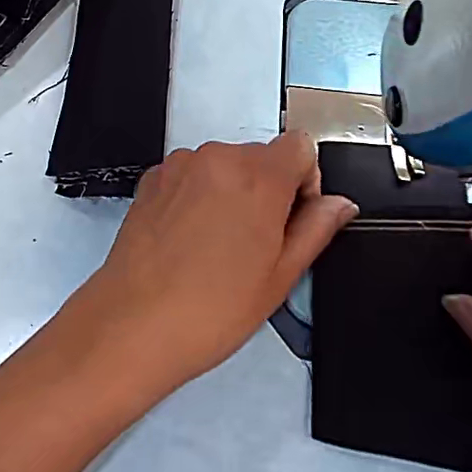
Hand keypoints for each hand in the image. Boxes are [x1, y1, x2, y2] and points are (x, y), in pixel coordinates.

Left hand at [79, 133, 356, 390]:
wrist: (132, 325)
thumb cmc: (207, 309)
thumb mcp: (280, 276)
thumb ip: (317, 228)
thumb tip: (339, 204)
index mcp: (260, 177)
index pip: (301, 146)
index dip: (306, 180)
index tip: (296, 214)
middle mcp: (220, 158)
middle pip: (263, 156)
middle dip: (269, 189)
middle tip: (258, 242)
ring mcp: (183, 165)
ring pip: (227, 164)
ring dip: (233, 192)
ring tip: (220, 246)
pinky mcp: (155, 177)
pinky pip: (193, 174)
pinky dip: (200, 195)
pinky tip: (192, 239)